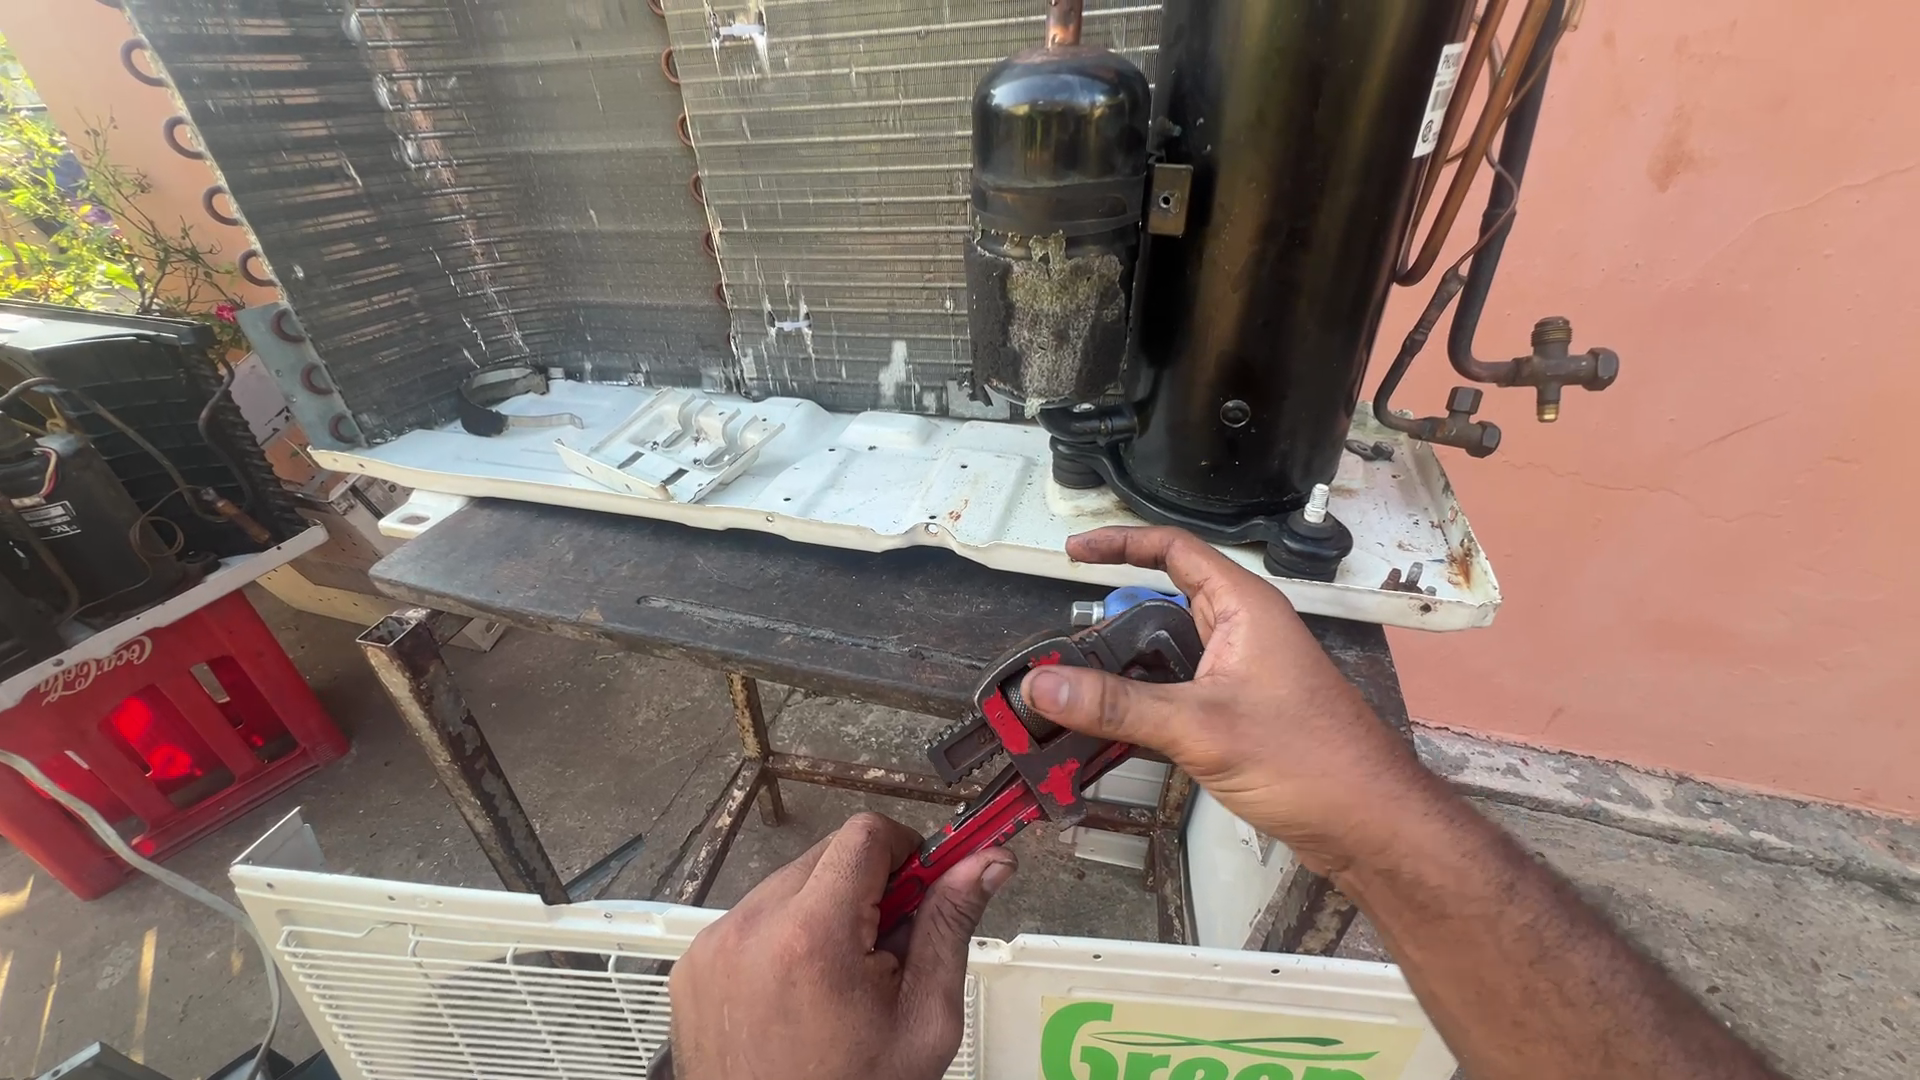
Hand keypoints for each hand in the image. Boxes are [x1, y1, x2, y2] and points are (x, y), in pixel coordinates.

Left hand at [669, 812, 1015, 1079]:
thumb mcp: (923, 1017)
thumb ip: (952, 925)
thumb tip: (987, 861)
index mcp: (813, 935)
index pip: (865, 834)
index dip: (901, 849)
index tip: (916, 883)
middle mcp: (753, 926)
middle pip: (829, 853)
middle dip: (867, 882)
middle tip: (886, 940)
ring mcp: (716, 944)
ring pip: (792, 879)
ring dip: (825, 906)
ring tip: (839, 972)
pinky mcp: (694, 961)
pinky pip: (754, 913)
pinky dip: (784, 931)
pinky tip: (799, 984)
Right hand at [1022, 526, 1435, 873]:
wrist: (1373, 828)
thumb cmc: (1304, 760)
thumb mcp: (1200, 726)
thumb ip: (1117, 705)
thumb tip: (1039, 685)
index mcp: (1241, 606)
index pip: (1173, 549)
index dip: (1120, 543)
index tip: (1072, 553)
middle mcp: (1240, 629)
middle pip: (1164, 599)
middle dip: (1112, 614)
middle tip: (1064, 638)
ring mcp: (1241, 670)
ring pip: (1169, 649)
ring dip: (1125, 662)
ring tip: (1076, 683)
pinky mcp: (1239, 709)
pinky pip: (1178, 687)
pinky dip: (1143, 697)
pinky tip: (1114, 725)